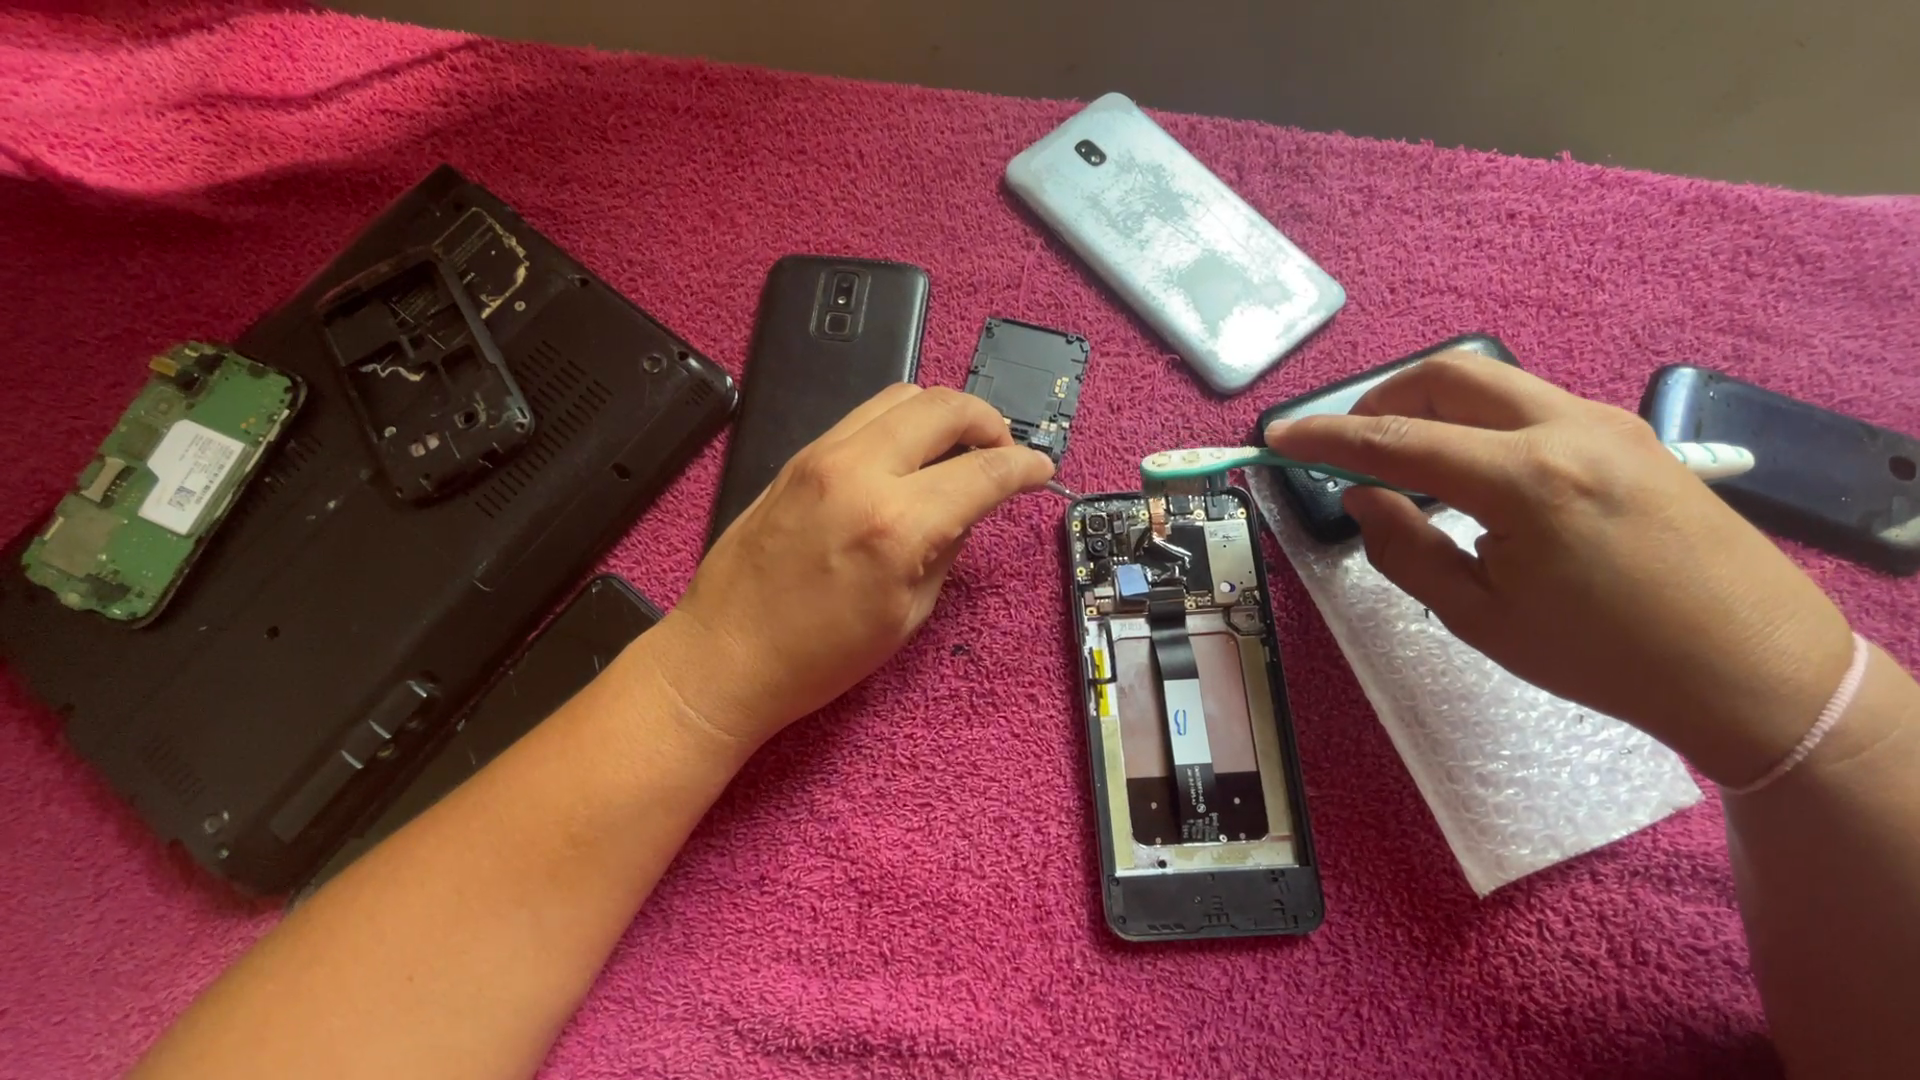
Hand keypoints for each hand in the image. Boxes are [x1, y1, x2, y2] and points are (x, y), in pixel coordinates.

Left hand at [646, 385, 1054, 748]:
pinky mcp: (798, 457)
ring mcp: (822, 456)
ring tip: (958, 448)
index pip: (982, 471)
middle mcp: (859, 471)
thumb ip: (947, 547)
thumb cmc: (819, 657)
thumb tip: (969, 505)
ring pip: (903, 396)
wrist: (724, 655)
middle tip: (1003, 451)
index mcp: (895, 524)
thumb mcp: (908, 614)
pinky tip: (909, 456)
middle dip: (989, 421)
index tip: (1041, 471)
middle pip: (945, 406)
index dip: (1024, 467)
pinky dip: (902, 423)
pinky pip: (864, 416)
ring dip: (944, 414)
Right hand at [1266, 350, 1855, 786]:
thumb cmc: (1602, 657)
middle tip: (1348, 443)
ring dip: (1430, 405)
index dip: (1326, 438)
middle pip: (1449, 374)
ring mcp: (1608, 423)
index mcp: (1526, 482)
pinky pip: (1529, 404)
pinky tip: (1469, 470)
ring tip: (1403, 458)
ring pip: (1492, 381)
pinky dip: (1476, 419)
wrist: (1754, 670)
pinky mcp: (1630, 434)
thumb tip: (1360, 496)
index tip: (1276, 437)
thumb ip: (1404, 547)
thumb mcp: (1478, 616)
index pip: (1398, 441)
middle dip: (1381, 398)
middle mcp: (1568, 429)